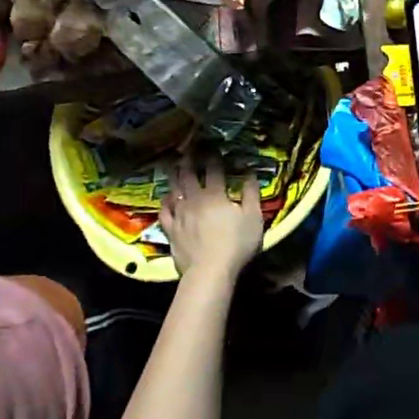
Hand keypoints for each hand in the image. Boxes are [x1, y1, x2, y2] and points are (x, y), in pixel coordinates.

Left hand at [160, 156, 263, 278]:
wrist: (209, 271)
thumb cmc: (236, 244)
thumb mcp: (253, 218)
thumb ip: (252, 194)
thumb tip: (250, 173)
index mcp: (215, 194)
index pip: (214, 170)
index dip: (214, 157)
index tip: (214, 147)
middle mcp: (194, 199)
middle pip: (189, 175)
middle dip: (189, 160)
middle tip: (188, 150)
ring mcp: (179, 214)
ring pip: (174, 189)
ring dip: (174, 175)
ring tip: (174, 166)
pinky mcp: (171, 229)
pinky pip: (164, 211)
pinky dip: (165, 201)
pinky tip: (166, 197)